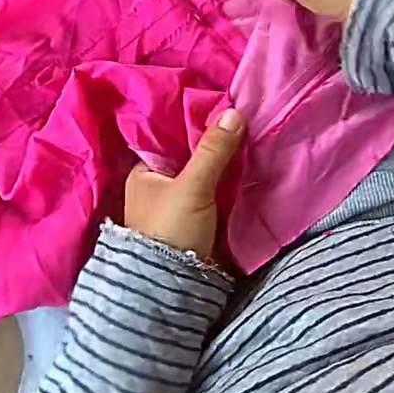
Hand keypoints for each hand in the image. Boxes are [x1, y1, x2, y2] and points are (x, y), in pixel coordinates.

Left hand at [123, 110, 244, 260]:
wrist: (171, 285)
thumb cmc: (171, 229)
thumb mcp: (192, 186)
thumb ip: (212, 150)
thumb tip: (234, 112)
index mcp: (144, 171)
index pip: (170, 135)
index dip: (195, 121)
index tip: (223, 107)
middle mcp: (157, 184)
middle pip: (189, 154)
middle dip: (213, 142)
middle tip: (242, 121)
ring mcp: (176, 203)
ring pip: (203, 173)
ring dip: (222, 162)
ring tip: (249, 138)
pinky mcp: (195, 219)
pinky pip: (213, 190)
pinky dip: (226, 181)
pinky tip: (245, 167)